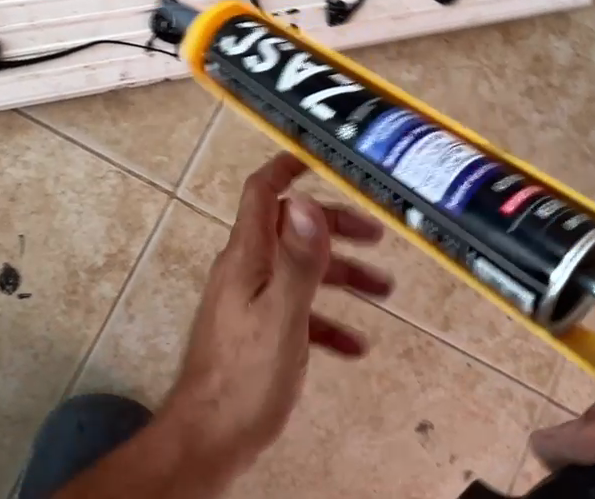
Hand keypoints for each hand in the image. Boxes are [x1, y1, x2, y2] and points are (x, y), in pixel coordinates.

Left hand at [156, 153, 393, 482]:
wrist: (209, 437)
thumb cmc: (246, 376)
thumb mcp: (282, 317)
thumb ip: (297, 261)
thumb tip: (304, 202)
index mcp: (247, 256)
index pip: (261, 193)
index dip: (286, 168)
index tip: (319, 158)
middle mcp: (245, 269)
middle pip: (289, 230)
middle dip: (333, 227)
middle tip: (378, 236)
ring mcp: (247, 300)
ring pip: (298, 271)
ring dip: (339, 274)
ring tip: (384, 291)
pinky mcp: (254, 332)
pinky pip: (295, 312)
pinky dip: (325, 319)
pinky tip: (354, 345)